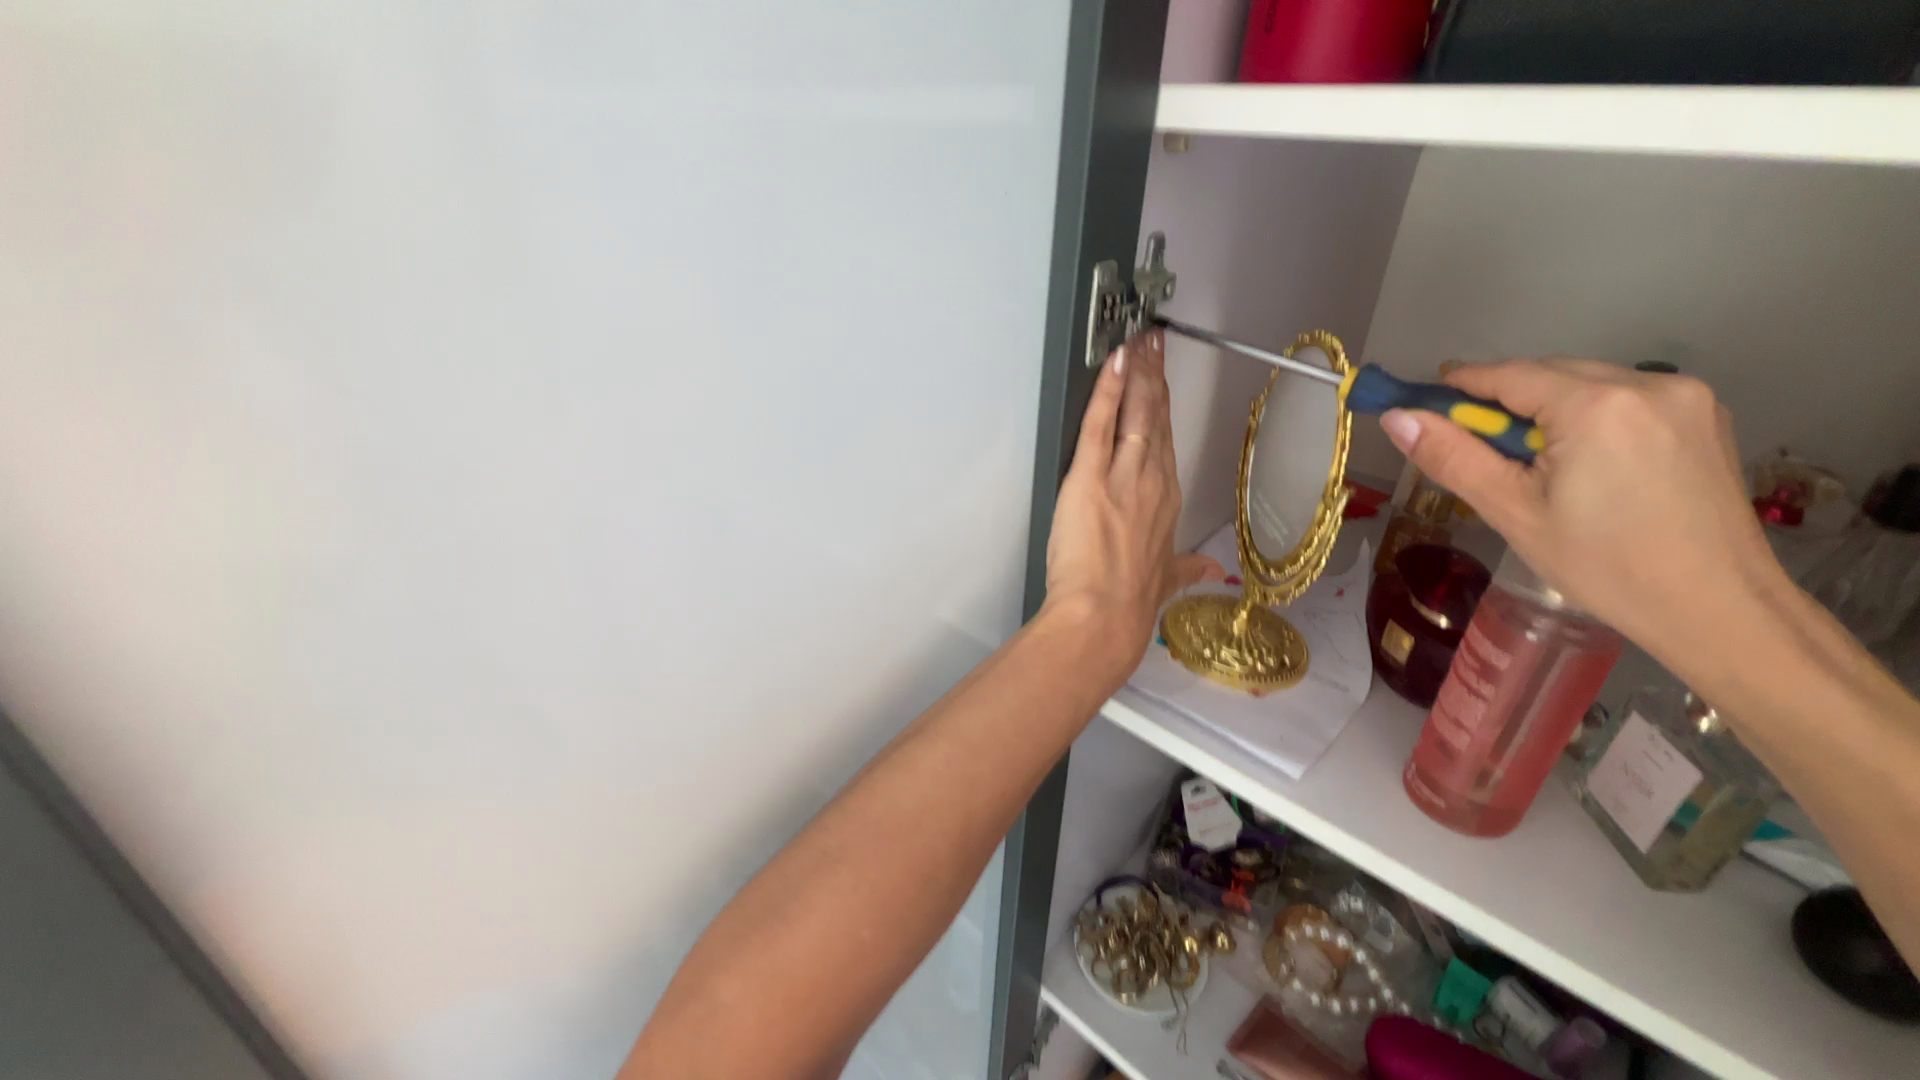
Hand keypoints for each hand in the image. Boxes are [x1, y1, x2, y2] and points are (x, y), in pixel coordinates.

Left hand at [1043, 329, 1223, 680]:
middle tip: (1151, 342)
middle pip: (1155, 418)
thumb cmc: (1132, 603)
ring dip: (1137, 373)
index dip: (1164, 406)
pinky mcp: (1090, 477)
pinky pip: (1101, 424)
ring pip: (1135, 413)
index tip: (1163, 380)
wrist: (1104, 616)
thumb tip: (1212, 571)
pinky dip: (1108, 390)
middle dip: (1154, 376)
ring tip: (1137, 341)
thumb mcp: (1167, 581)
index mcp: (1168, 501)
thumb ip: (1189, 569)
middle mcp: (1153, 481)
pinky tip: (1113, 362)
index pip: (1166, 441)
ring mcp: (1125, 476)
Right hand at [1377, 358, 1788, 657]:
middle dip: (1505, 400)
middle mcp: (1648, 384)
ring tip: (1532, 463)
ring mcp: (1687, 397)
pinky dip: (1591, 417)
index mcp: (1598, 405)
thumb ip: (1452, 457)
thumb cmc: (1604, 566)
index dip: (1460, 386)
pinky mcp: (1707, 418)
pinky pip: (1627, 399)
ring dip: (1549, 408)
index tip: (1424, 403)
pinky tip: (1584, 463)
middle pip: (1551, 373)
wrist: (1717, 606)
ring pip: (1590, 383)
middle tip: (1474, 445)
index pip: (1509, 375)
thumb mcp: (1513, 512)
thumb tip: (1397, 418)